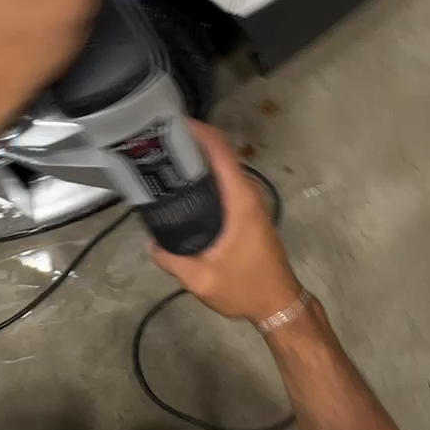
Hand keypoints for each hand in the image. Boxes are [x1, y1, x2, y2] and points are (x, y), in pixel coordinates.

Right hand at [149, 120, 302, 322]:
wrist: (279, 305)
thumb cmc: (245, 288)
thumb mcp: (200, 278)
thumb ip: (171, 259)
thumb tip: (151, 244)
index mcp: (240, 199)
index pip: (221, 150)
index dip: (199, 131)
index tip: (172, 124)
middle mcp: (248, 193)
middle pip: (221, 154)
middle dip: (192, 143)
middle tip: (159, 145)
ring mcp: (252, 202)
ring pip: (224, 169)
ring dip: (200, 161)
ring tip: (166, 163)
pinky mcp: (250, 212)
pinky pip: (227, 184)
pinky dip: (208, 178)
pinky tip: (185, 190)